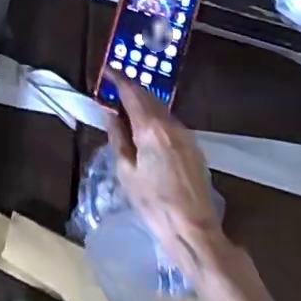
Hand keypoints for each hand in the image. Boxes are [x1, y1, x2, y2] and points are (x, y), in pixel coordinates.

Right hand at [105, 75, 222, 266]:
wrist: (194, 231)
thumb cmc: (153, 202)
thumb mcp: (125, 170)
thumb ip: (117, 136)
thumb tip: (109, 113)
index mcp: (151, 128)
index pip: (132, 92)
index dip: (117, 78)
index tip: (106, 70)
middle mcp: (171, 126)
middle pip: (148, 96)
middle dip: (130, 88)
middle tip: (113, 88)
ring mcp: (187, 136)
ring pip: (161, 108)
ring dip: (143, 102)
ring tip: (126, 106)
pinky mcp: (194, 148)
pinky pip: (170, 122)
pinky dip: (155, 115)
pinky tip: (146, 127)